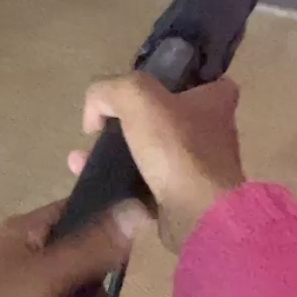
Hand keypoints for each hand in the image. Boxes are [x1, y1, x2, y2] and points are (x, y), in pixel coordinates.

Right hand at [69, 75, 245, 251]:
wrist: (196, 214)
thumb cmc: (177, 148)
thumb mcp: (138, 97)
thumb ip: (109, 91)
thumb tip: (95, 114)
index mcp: (216, 103)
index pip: (200, 81)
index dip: (171, 82)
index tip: (142, 91)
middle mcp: (212, 135)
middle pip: (167, 120)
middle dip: (129, 123)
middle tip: (101, 129)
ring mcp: (198, 171)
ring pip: (151, 156)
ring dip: (116, 157)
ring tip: (81, 159)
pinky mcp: (182, 201)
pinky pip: (145, 188)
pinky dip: (119, 186)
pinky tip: (91, 182)